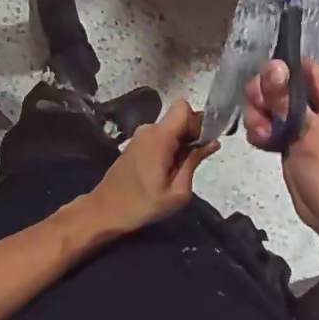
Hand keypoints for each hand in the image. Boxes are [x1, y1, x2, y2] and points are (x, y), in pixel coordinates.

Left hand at [78, 99, 219, 234]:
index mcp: (159, 137)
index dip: (198, 121)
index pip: (184, 108)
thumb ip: (194, 162)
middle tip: (195, 160)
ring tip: (180, 170)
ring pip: (171, 127)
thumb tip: (213, 142)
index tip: (203, 143)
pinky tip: (167, 170)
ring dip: (181, 142)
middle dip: (192, 133)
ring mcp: (140, 136)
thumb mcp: (177, 191)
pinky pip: (160, 136)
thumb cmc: (143, 204)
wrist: (105, 211)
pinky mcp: (136, 144)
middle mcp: (149, 129)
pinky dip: (170, 146)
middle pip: (179, 117)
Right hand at [244, 61, 318, 241]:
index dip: (280, 71)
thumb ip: (285, 98)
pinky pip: (270, 126)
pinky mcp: (291, 141)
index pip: (302, 67)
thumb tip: (272, 64)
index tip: (264, 86)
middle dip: (263, 98)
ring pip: (270, 106)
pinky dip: (262, 132)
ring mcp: (304, 124)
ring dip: (259, 118)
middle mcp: (318, 105)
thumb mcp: (306, 131)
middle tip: (259, 114)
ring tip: (264, 137)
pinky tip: (262, 145)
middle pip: (280, 85)